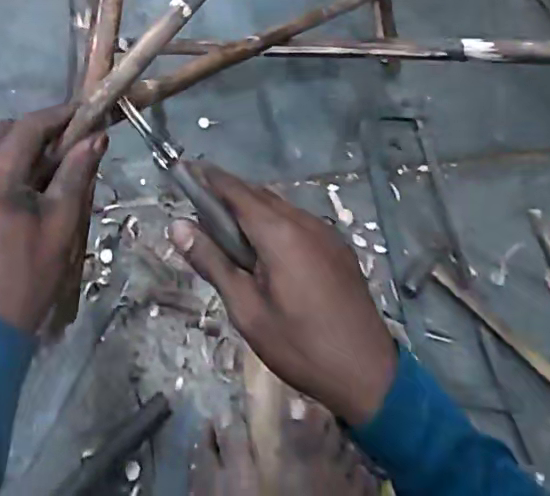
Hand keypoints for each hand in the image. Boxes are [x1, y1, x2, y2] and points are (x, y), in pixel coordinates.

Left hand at [0, 103, 107, 332]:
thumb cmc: (29, 278)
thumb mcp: (60, 225)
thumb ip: (76, 174)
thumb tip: (96, 137)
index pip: (26, 128)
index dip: (57, 116)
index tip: (83, 113)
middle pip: (2, 131)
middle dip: (35, 130)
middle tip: (66, 144)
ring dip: (15, 147)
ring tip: (45, 167)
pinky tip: (18, 186)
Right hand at [167, 165, 395, 425]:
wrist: (372, 381)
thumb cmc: (301, 345)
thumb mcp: (246, 309)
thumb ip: (211, 262)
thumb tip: (177, 225)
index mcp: (278, 232)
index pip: (234, 189)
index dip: (206, 176)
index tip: (182, 169)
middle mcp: (303, 222)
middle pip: (256, 193)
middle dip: (226, 193)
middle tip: (197, 208)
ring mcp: (325, 234)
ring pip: (278, 206)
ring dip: (249, 208)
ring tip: (227, 232)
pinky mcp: (338, 249)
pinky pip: (296, 221)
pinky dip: (272, 221)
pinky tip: (263, 249)